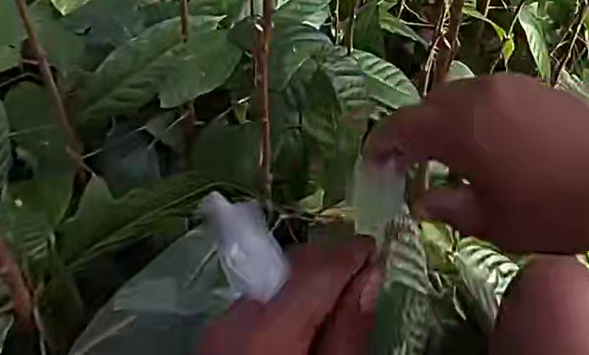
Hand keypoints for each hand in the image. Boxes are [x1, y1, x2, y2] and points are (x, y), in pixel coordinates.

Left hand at [198, 240, 381, 354]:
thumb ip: (349, 330)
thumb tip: (371, 277)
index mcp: (269, 324)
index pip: (319, 265)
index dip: (352, 252)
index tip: (377, 248)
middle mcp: (237, 313)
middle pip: (293, 264)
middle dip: (329, 263)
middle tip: (361, 272)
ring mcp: (218, 327)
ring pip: (274, 281)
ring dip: (306, 281)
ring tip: (333, 297)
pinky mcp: (211, 341)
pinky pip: (255, 303)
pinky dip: (281, 302)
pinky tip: (299, 319)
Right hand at [365, 74, 588, 253]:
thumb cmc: (556, 206)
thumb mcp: (497, 221)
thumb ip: (451, 207)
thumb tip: (422, 199)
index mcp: (460, 125)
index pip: (404, 126)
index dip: (382, 143)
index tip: (372, 162)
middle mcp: (478, 93)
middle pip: (429, 104)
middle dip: (412, 131)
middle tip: (407, 165)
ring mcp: (507, 83)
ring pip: (458, 94)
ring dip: (443, 120)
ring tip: (448, 156)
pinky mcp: (531, 83)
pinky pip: (485, 93)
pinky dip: (471, 112)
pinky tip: (487, 142)